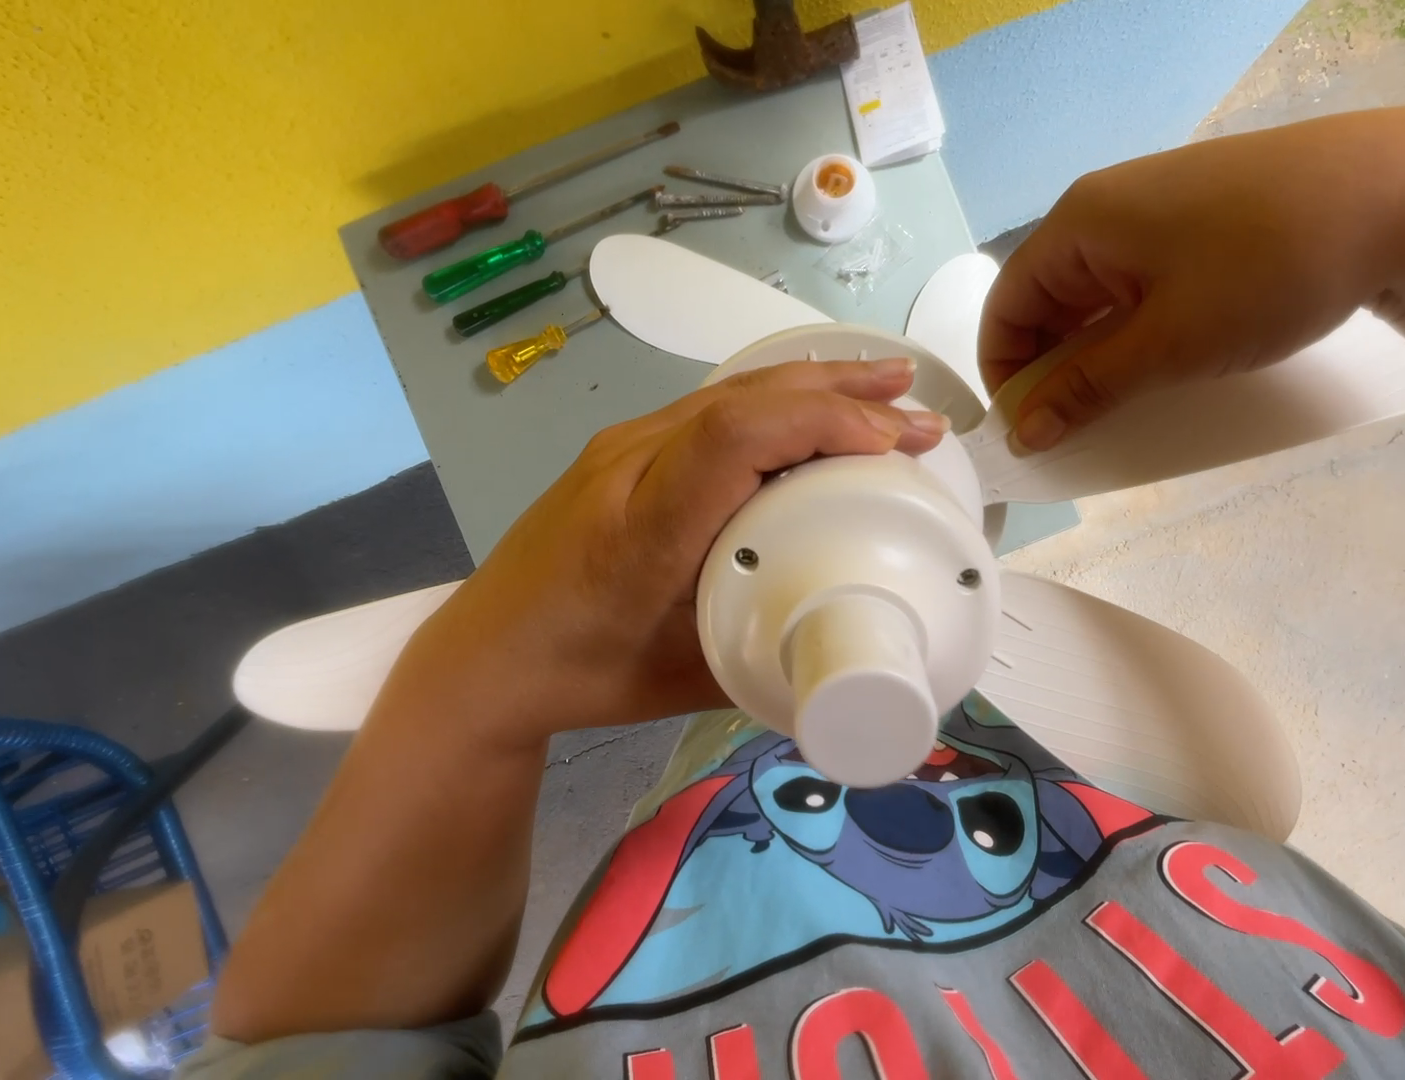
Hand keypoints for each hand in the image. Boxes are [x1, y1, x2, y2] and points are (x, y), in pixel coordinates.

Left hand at [379, 358, 947, 748]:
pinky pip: (710, 410)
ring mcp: (621, 449)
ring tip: (885, 389)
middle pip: (742, 398)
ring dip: (813, 387)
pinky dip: (775, 403)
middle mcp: (630, 467)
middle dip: (841, 396)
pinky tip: (810, 409)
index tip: (890, 448)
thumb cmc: (586, 676)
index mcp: (645, 528)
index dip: (822, 423)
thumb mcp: (688, 680)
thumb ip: (772, 650)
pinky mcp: (622, 450)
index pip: (734, 435)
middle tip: (917, 413)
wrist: (486, 657)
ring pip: (729, 393)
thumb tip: (854, 631)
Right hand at [979, 112, 1404, 449]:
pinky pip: (1133, 287)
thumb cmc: (1266, 268)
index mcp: (1077, 226)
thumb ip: (1086, 390)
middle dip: (1049, 371)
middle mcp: (1102, 213)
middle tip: (1075, 426)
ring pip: (1091, 300)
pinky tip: (1157, 364)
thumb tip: (1024, 438)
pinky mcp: (1194, 224)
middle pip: (1044, 305)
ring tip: (1118, 404)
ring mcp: (1151, 214)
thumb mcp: (1166, 343)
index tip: (1030, 431)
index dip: (1005, 376)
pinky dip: (1130, 333)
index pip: (1006, 309)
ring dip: (1092, 357)